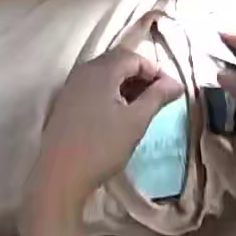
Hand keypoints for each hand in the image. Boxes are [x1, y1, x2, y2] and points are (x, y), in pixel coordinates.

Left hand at [32, 49, 182, 208]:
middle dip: (141, 75)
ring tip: (141, 106)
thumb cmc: (101, 147)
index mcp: (102, 70)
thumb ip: (157, 97)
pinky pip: (93, 86)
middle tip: (158, 96)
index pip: (134, 57)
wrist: (59, 177)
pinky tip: (118, 113)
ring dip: (126, 83)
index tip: (170, 91)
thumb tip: (176, 83)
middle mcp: (84, 70)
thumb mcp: (136, 122)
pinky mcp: (66, 101)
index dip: (156, 71)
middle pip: (118, 61)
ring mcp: (72, 85)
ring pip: (105, 74)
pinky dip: (110, 91)